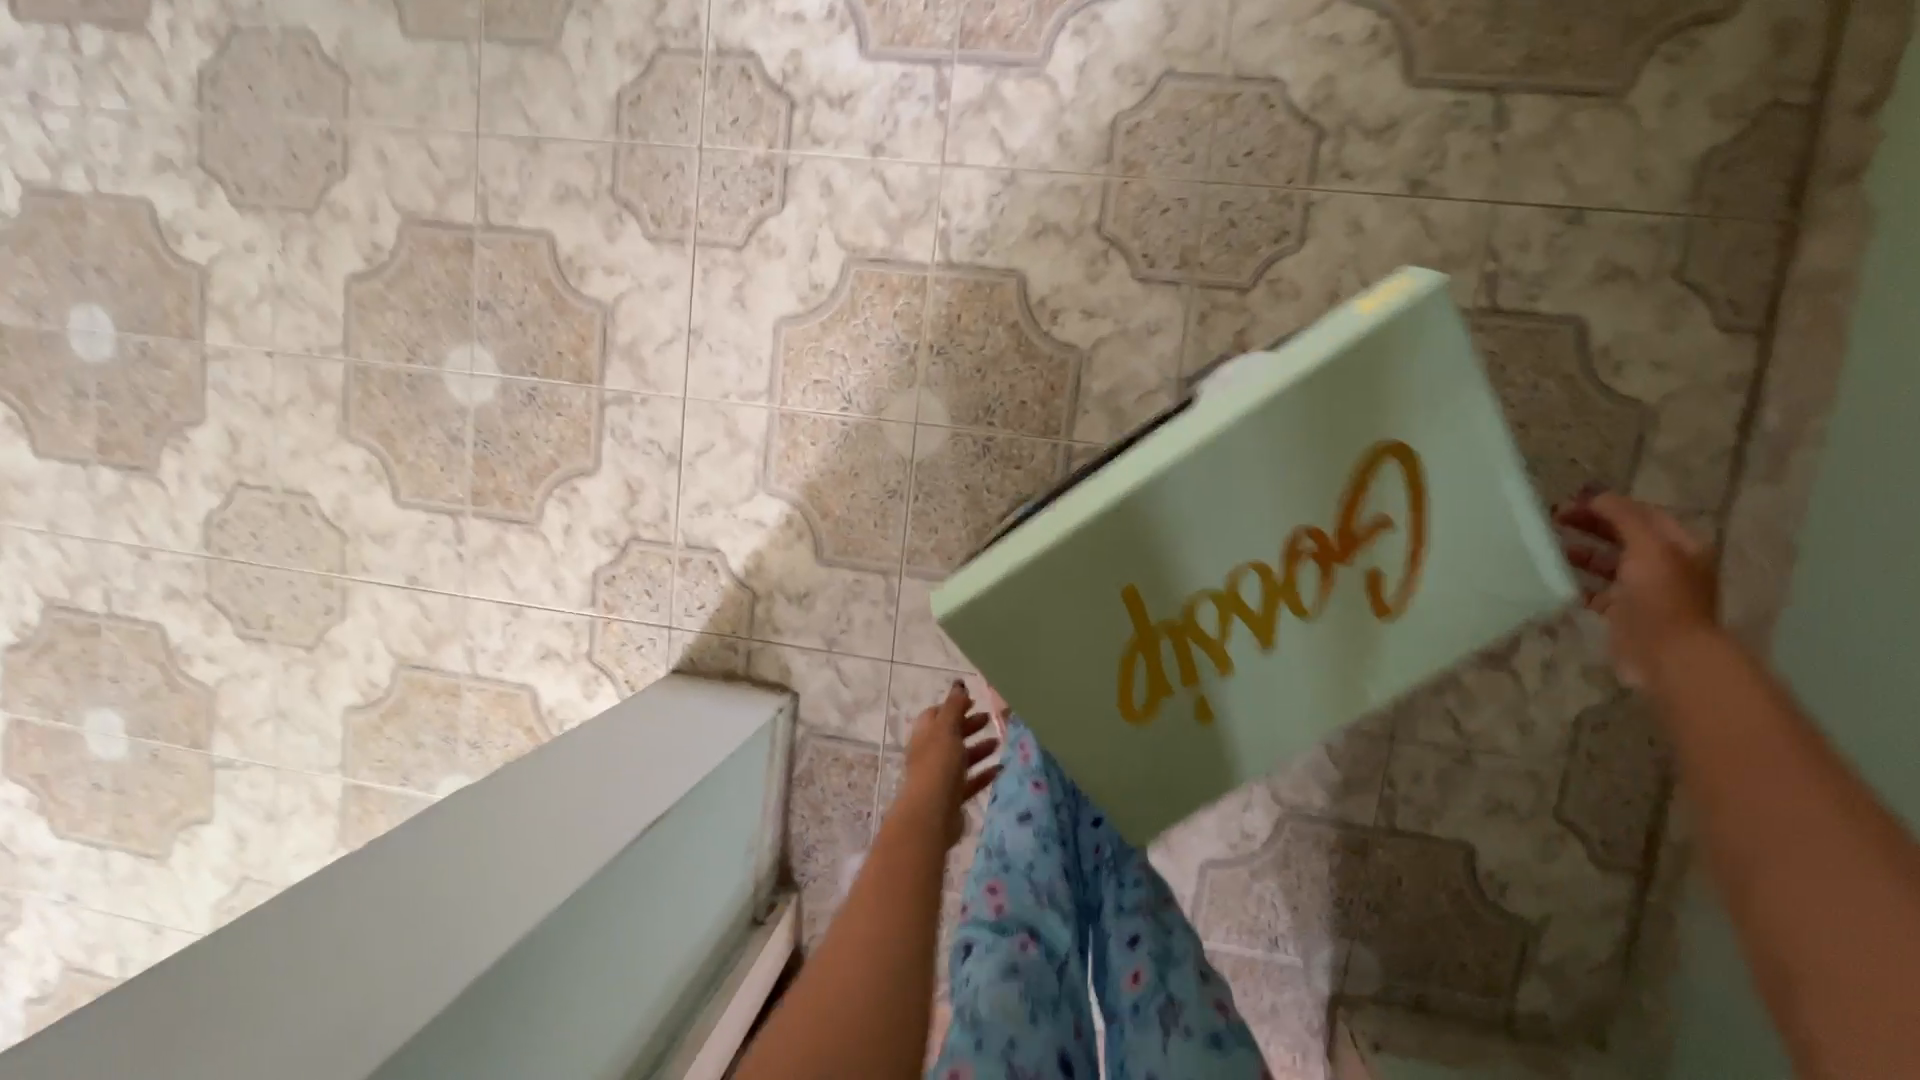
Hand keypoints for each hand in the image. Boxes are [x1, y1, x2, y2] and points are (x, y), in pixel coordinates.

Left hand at [900, 682, 1000, 849]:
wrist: (931, 814)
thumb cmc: (938, 765)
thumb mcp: (947, 729)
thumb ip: (954, 707)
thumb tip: (959, 685)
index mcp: (924, 735)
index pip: (936, 715)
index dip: (953, 706)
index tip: (973, 702)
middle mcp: (929, 754)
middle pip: (950, 735)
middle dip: (968, 726)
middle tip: (990, 719)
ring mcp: (940, 777)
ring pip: (961, 759)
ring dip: (978, 749)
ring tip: (999, 742)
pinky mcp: (952, 798)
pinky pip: (970, 782)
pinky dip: (983, 774)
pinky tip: (999, 769)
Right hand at [1556, 491, 1718, 685]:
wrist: (1668, 655)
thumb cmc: (1662, 597)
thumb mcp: (1649, 548)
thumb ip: (1623, 518)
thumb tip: (1596, 496)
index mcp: (1679, 546)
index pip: (1642, 514)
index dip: (1609, 505)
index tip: (1573, 502)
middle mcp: (1663, 565)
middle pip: (1623, 536)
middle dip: (1591, 525)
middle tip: (1554, 519)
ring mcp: (1642, 590)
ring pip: (1607, 563)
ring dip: (1581, 552)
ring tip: (1549, 546)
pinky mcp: (1622, 613)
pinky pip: (1595, 592)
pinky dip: (1577, 583)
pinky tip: (1556, 577)